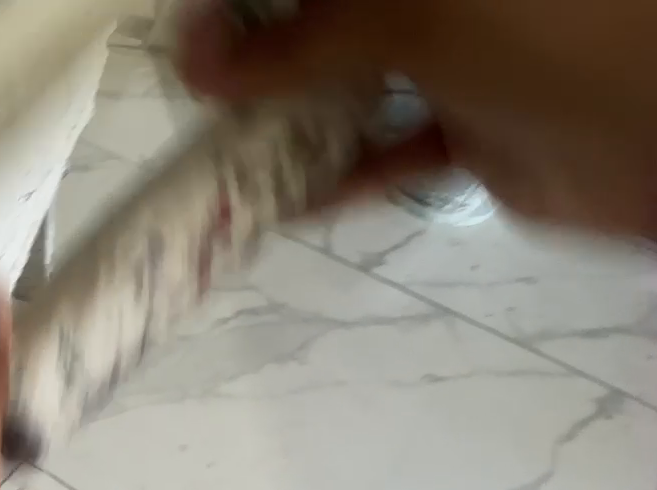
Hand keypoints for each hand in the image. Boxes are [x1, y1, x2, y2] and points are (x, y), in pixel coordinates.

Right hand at [178, 0, 656, 236]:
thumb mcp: (420, 16)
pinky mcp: (477, 124)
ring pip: (359, 83)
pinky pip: (390, 150)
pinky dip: (336, 180)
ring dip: (291, 121)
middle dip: (268, 56)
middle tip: (207, 91)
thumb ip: (302, 38)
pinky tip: (287, 203)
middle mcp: (462, 0)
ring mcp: (477, 55)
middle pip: (338, 21)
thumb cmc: (559, 37)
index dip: (259, 1)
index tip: (202, 32)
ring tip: (230, 148)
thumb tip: (195, 57)